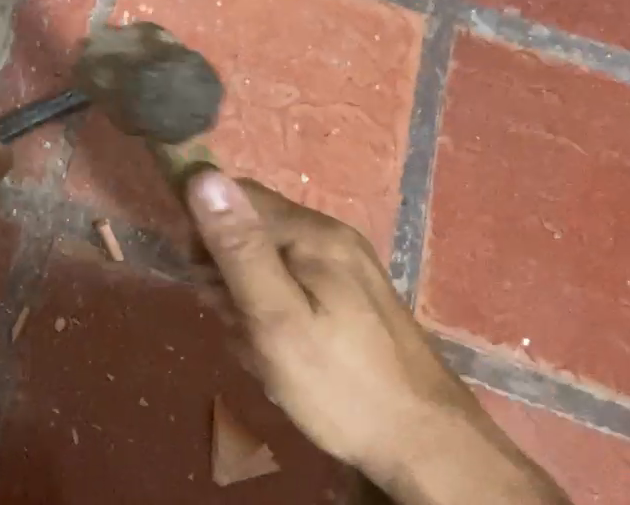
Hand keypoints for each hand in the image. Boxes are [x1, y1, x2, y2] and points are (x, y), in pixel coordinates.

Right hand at [185, 170, 565, 503]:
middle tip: (229, 320)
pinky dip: (271, 311)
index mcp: (313, 234)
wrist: (431, 454)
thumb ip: (237, 247)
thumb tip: (202, 175)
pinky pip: (291, 286)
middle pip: (250, 228)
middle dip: (224, 270)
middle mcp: (332, 238)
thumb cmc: (341, 385)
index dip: (204, 229)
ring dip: (244, 296)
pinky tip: (275, 349)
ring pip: (266, 261)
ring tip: (252, 343)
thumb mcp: (275, 317)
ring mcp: (347, 269)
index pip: (234, 195)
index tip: (198, 277)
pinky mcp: (352, 299)